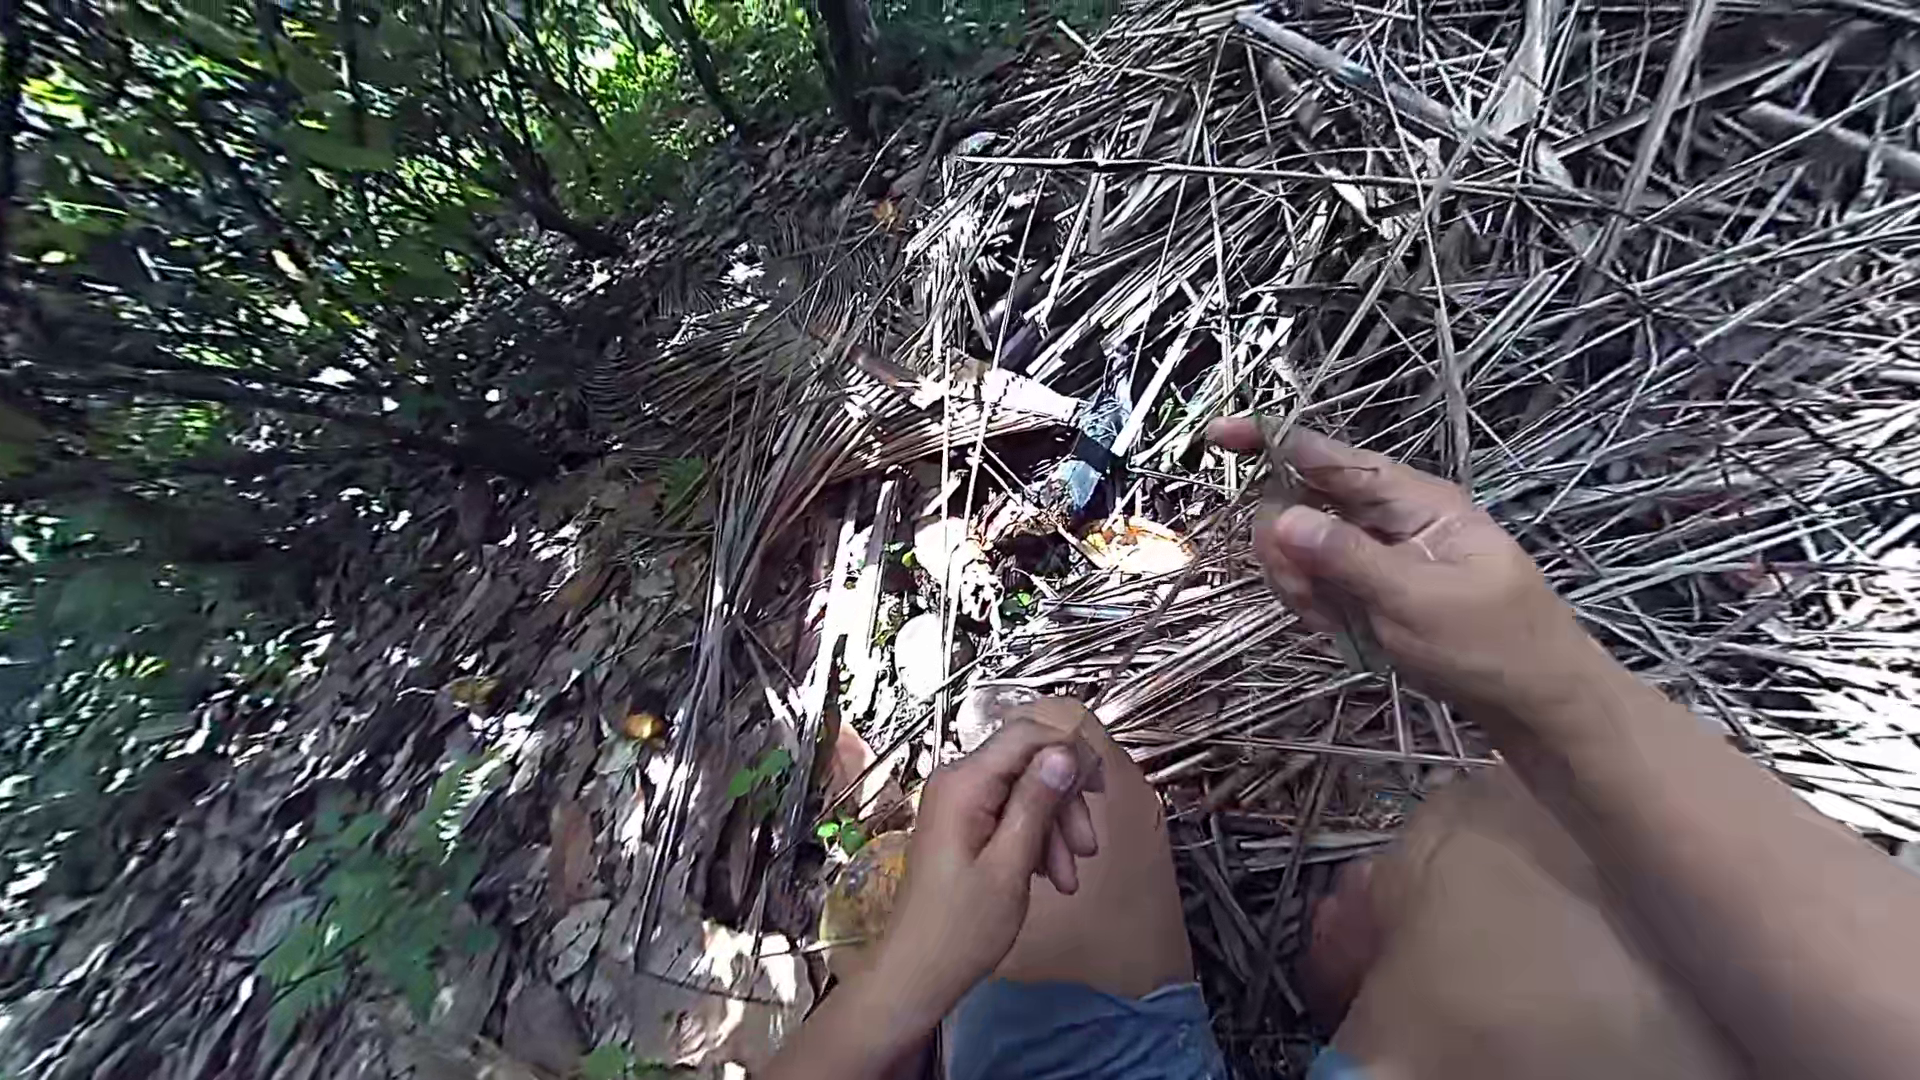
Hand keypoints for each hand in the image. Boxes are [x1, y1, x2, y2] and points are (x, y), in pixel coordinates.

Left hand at [866, 716, 1100, 1025]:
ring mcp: (959, 799)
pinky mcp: (963, 819)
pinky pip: (1008, 811)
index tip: (1098, 782)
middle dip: (1063, 801)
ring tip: (1069, 877)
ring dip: (1053, 827)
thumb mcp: (1010, 865)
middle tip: (1087, 846)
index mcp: (964, 781)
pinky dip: (1034, 837)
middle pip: (1026, 763)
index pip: (1024, 735)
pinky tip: (1049, 875)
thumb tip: (1064, 751)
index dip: (1067, 748)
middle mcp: (958, 779)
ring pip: (1022, 790)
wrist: (917, 973)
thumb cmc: (962, 927)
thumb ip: (1036, 802)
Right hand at [1208, 419, 1617, 726]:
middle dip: (1284, 548)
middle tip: (1303, 592)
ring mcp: (1364, 549)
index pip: (1327, 457)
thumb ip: (1347, 556)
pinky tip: (1336, 624)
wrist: (1530, 703)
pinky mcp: (1353, 580)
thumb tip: (1280, 518)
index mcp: (1410, 500)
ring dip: (1295, 581)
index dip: (1269, 441)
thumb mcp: (1420, 599)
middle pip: (1295, 504)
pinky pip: (1304, 578)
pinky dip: (1307, 601)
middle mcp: (1380, 515)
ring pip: (1292, 546)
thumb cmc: (1493, 644)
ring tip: (1329, 617)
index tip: (1217, 436)